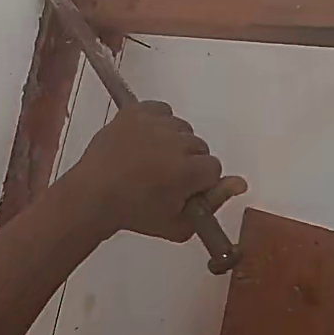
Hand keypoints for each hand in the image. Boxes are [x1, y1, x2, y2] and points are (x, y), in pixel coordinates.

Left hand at [62, 101, 247, 241]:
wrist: (92, 195)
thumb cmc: (135, 213)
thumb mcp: (178, 224)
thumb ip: (214, 204)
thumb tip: (240, 183)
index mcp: (188, 170)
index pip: (213, 168)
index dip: (198, 181)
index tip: (180, 190)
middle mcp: (176, 142)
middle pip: (199, 147)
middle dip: (187, 161)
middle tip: (162, 177)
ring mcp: (155, 123)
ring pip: (181, 129)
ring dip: (172, 143)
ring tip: (150, 160)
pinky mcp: (137, 111)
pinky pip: (162, 110)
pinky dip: (158, 123)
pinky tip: (145, 141)